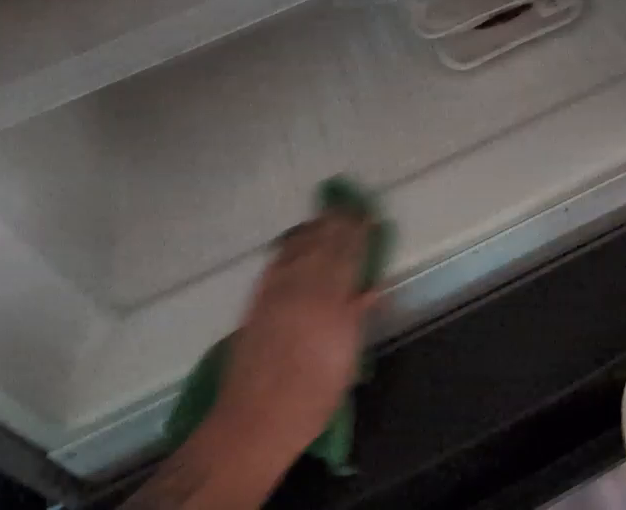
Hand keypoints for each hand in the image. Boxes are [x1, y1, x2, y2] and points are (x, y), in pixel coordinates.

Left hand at [210, 210, 377, 465]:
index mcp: (331, 306)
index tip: (368, 216)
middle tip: (349, 205)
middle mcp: (304, 290)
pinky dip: (291, 244)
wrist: (255, 419)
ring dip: (315, 228)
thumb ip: (355, 320)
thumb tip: (370, 289)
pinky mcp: (257, 299)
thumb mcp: (344, 362)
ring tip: (326, 215)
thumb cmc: (310, 399)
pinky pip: (278, 260)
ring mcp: (277, 292)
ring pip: (299, 247)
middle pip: (323, 245)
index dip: (358, 235)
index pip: (348, 258)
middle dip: (337, 224)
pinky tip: (296, 239)